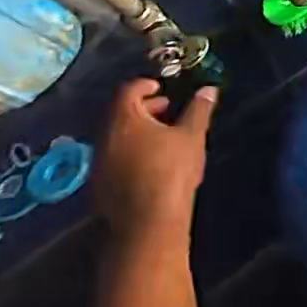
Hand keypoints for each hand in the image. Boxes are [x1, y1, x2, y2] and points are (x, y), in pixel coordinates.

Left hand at [96, 79, 216, 238]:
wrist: (147, 221)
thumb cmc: (171, 169)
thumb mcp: (193, 135)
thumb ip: (199, 109)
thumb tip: (208, 89)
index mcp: (124, 121)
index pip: (127, 91)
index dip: (144, 85)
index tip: (161, 87)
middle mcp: (105, 138)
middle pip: (118, 113)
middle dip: (142, 108)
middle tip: (167, 110)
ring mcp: (98, 163)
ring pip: (115, 136)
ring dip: (136, 129)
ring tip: (162, 135)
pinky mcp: (99, 185)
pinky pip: (113, 155)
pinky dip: (129, 148)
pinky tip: (150, 160)